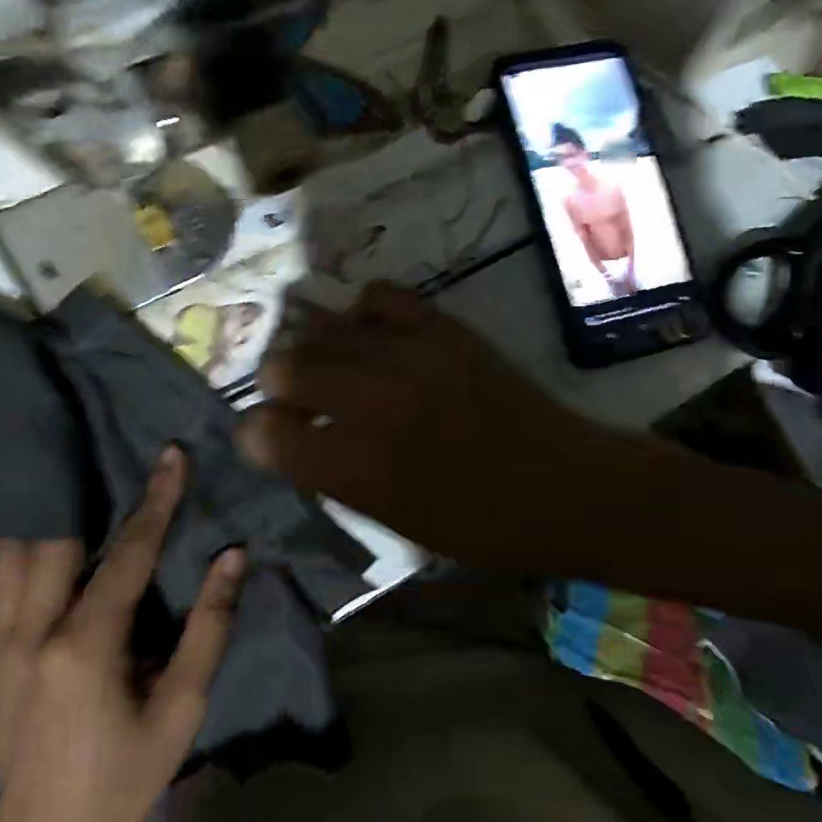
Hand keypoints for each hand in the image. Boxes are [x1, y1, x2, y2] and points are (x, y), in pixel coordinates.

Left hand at [0, 447, 245, 821]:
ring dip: (22, 511)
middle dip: (78, 488)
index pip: (128, 552)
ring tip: (33, 464)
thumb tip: (233, 557)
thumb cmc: (125, 773)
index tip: (172, 454)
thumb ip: (209, 627)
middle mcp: (30, 635)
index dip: (156, 500)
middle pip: (54, 541)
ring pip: (3, 560)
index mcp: (86, 644)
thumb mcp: (182, 707)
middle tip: (91, 442)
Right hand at [237, 282, 616, 567]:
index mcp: (356, 467)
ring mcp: (409, 356)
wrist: (564, 487)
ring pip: (325, 329)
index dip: (258, 434)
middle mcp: (372, 403)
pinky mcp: (444, 328)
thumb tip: (289, 437)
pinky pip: (379, 296)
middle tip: (291, 395)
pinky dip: (361, 312)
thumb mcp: (393, 519)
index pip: (268, 435)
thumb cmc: (478, 525)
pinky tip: (369, 333)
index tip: (266, 434)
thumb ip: (333, 475)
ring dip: (311, 346)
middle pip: (287, 367)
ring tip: (323, 360)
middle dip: (277, 383)